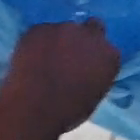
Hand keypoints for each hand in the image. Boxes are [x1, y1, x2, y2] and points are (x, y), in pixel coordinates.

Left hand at [0, 19, 120, 136]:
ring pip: (63, 30)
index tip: (87, 66)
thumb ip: (95, 74)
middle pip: (90, 28)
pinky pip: (41, 32)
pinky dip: (38, 42)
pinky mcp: (39, 28)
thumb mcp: (94, 95)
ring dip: (58, 41)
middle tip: (68, 56)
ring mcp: (63, 28)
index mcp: (109, 55)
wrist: (33, 108)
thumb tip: (87, 70)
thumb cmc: (67, 111)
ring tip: (45, 60)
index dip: (96, 56)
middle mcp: (90, 35)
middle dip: (82, 39)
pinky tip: (30, 58)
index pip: (107, 48)